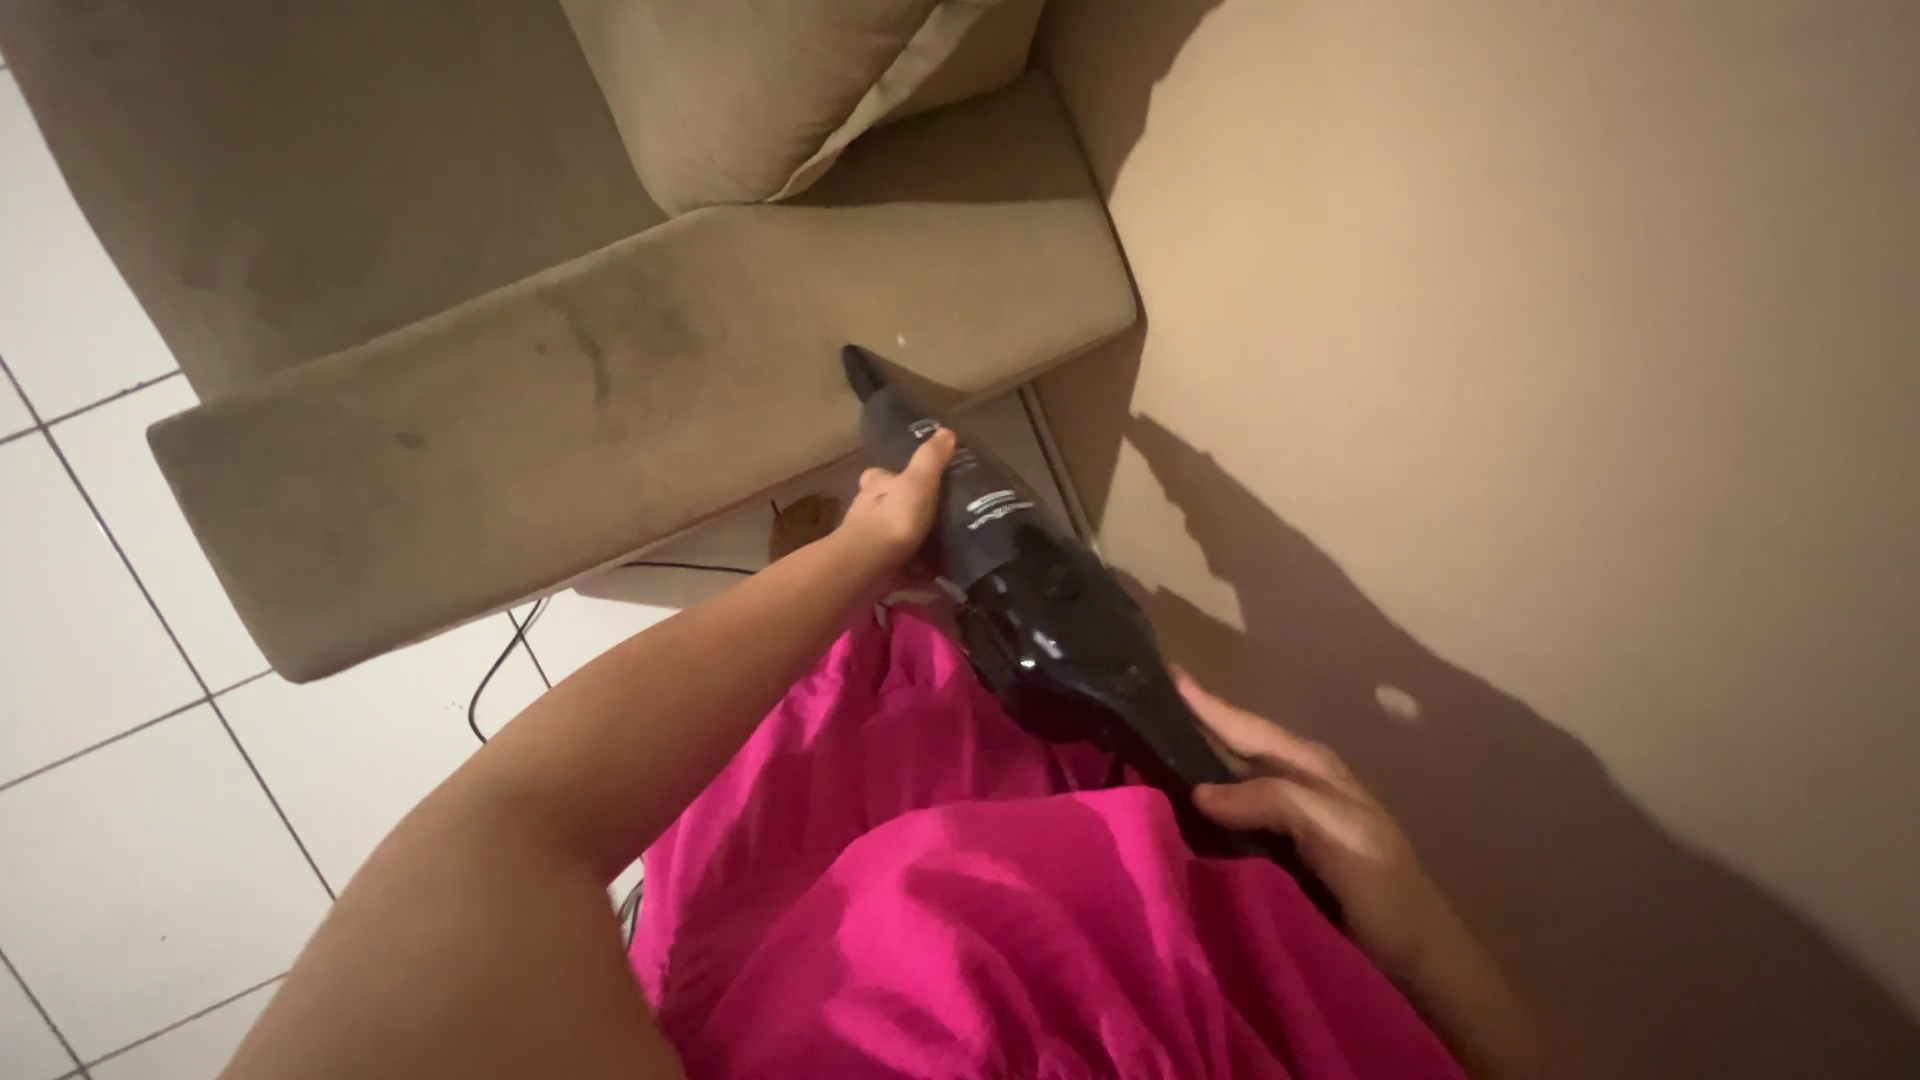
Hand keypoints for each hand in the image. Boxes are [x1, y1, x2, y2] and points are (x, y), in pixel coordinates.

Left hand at [836, 428, 955, 564]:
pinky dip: (918, 574)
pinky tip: (939, 580)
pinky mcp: (878, 571)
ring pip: (894, 539)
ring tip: (944, 547)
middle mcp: (868, 513)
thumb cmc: (893, 518)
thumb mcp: (918, 481)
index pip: (879, 476)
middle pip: (886, 508)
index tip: (912, 481)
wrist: (870, 566)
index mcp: (876, 487)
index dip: (892, 476)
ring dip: (912, 543)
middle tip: (937, 518)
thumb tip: (946, 431)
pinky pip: (903, 570)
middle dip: (906, 512)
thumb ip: (931, 459)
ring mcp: (871, 544)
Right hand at [1176, 670, 1460, 975]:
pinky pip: (1227, 815)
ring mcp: (1283, 816)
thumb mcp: (1332, 824)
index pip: (1246, 726)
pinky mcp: (1274, 850)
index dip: (1206, 702)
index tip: (1166, 672)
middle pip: (1234, 745)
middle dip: (1193, 723)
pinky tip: (1173, 808)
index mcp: (1308, 765)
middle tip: (1144, 705)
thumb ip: (1269, 798)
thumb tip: (1198, 793)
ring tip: (1146, 746)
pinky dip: (1199, 806)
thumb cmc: (1378, 877)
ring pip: (1228, 779)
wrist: (1413, 950)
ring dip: (1191, 762)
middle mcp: (1292, 781)